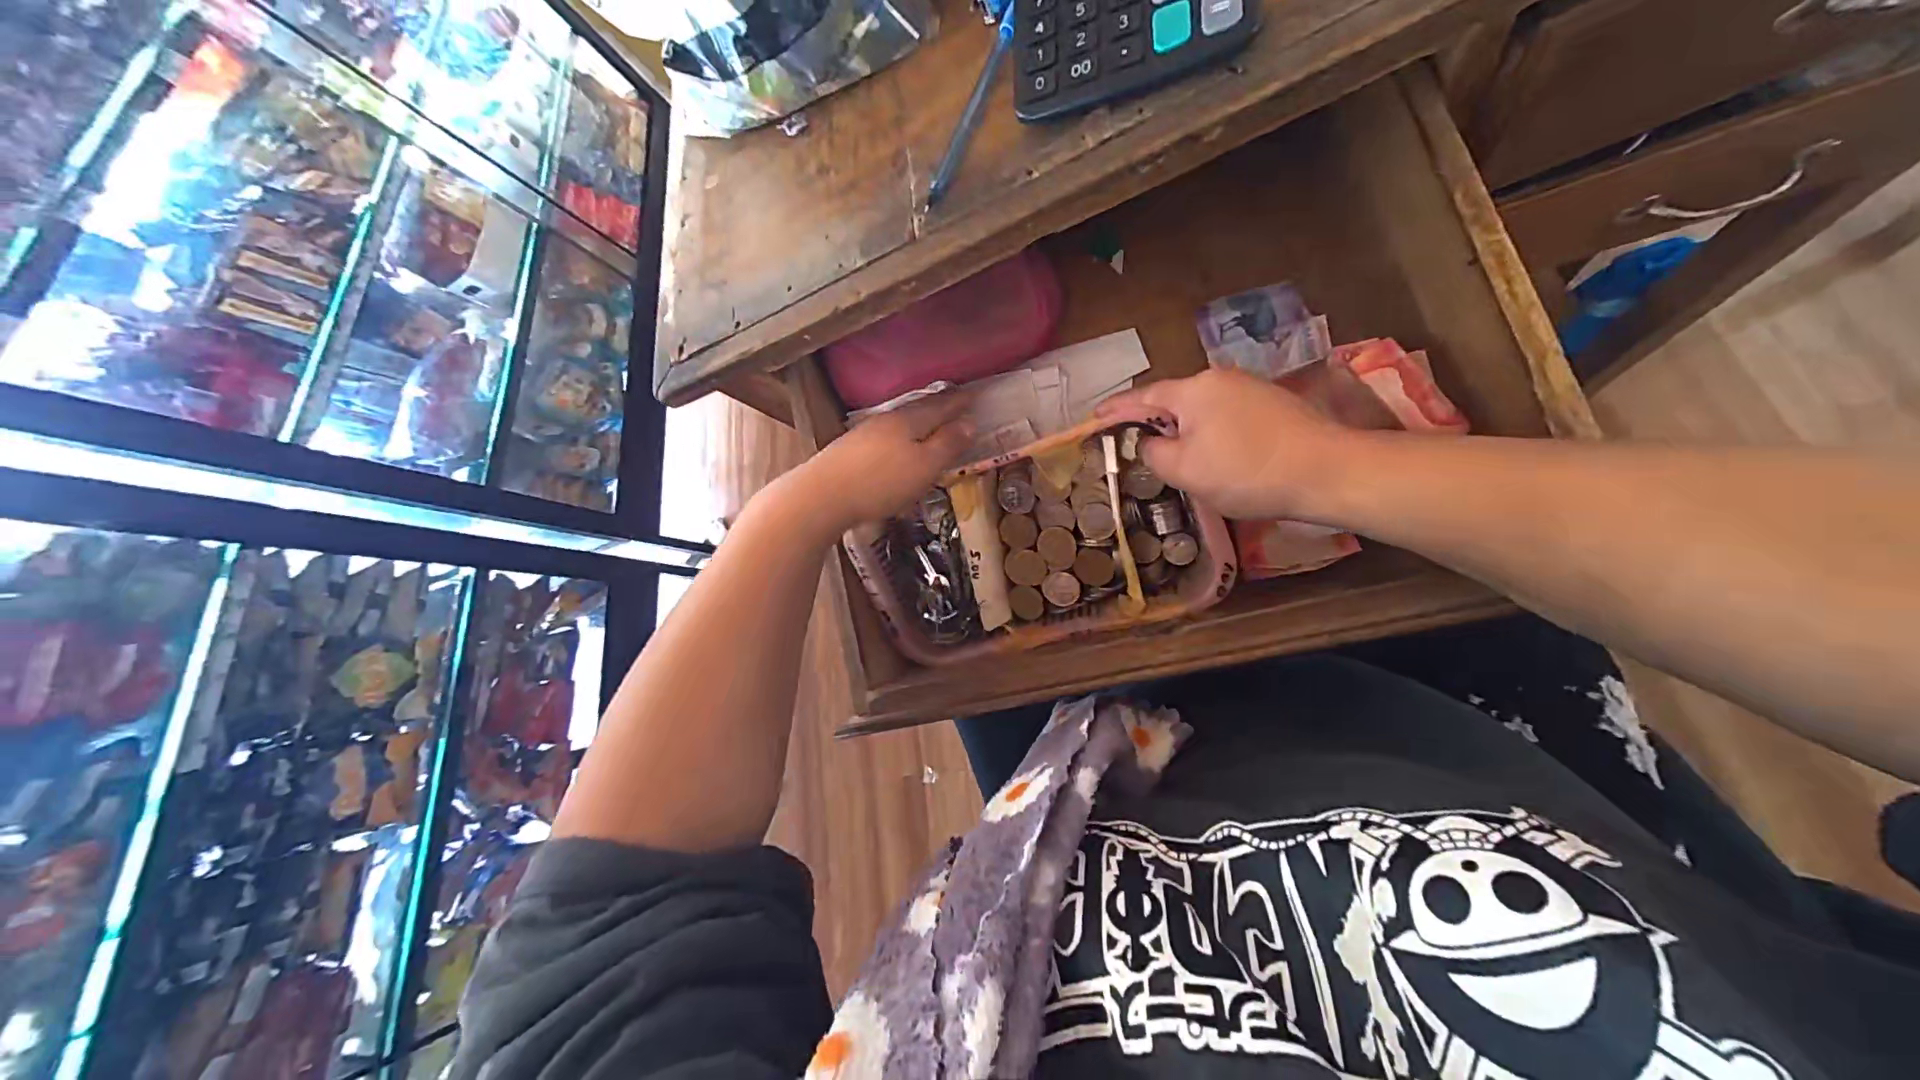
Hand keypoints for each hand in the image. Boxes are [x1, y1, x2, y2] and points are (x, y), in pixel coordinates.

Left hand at [773, 393, 973, 535]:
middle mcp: (886, 421)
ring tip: (930, 427)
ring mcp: (864, 434)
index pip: (941, 406)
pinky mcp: (849, 452)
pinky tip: (896, 448)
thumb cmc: (881, 482)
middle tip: (956, 406)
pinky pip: (884, 438)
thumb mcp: (924, 466)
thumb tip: (970, 423)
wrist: (821, 496)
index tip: (976, 395)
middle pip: (918, 411)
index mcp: (909, 420)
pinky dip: (899, 439)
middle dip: (939, 408)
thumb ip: (947, 444)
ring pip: (899, 424)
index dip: (960, 402)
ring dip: (918, 423)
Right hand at [1098, 369, 1358, 520]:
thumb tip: (1151, 443)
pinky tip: (1214, 453)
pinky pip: (1225, 415)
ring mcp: (1250, 388)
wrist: (1326, 471)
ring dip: (1183, 428)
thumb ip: (1154, 453)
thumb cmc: (1245, 472)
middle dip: (1151, 420)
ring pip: (1201, 408)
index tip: (1094, 417)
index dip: (1115, 409)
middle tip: (1134, 443)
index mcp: (1192, 390)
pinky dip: (1210, 432)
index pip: (1142, 397)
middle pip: (1173, 400)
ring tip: (1174, 454)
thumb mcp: (1185, 471)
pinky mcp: (1273, 404)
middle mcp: (1219, 379)